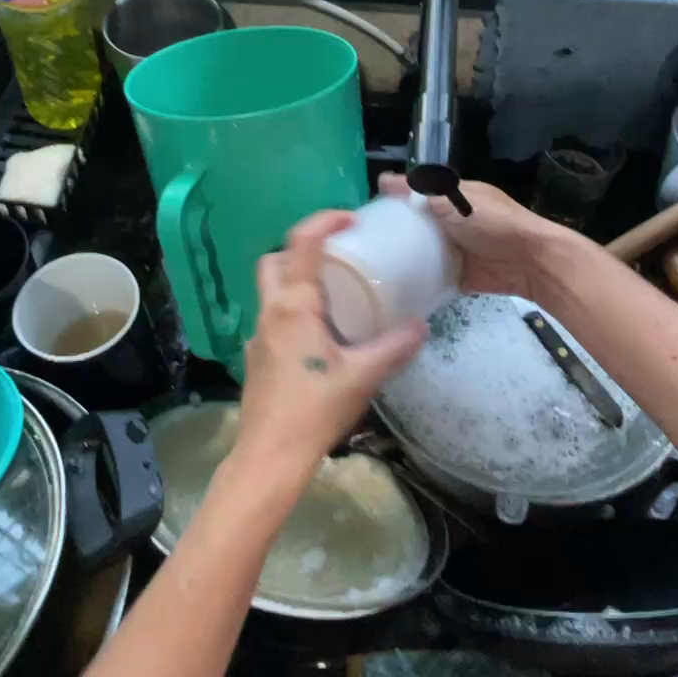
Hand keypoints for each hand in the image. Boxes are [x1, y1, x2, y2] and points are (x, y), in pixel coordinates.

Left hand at [234, 211, 426, 481]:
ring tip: (334, 295)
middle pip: (275, 261)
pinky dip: (292, 312)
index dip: (324, 221)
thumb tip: (421, 325)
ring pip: (271, 291)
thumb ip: (394, 348)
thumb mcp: (363, 376)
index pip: (301, 243)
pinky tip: (318, 338)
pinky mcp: (256, 357)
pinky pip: (273, 319)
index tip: (350, 220)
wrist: (269, 456)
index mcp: (294, 306)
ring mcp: (258, 335)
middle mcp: (270, 312)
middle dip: (302, 251)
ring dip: (297, 281)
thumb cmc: (315, 410)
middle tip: (337, 260)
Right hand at [378, 174, 581, 299]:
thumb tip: (383, 180)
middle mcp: (454, 222)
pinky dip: (420, 281)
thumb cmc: (492, 222)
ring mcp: (457, 250)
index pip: (418, 194)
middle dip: (395, 232)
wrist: (530, 261)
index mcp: (454, 197)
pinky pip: (435, 278)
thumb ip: (421, 191)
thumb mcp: (454, 199)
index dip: (394, 200)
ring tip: (372, 266)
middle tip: (363, 243)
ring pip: (424, 253)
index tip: (367, 211)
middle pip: (418, 225)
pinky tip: (395, 286)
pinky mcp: (460, 276)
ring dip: (405, 258)